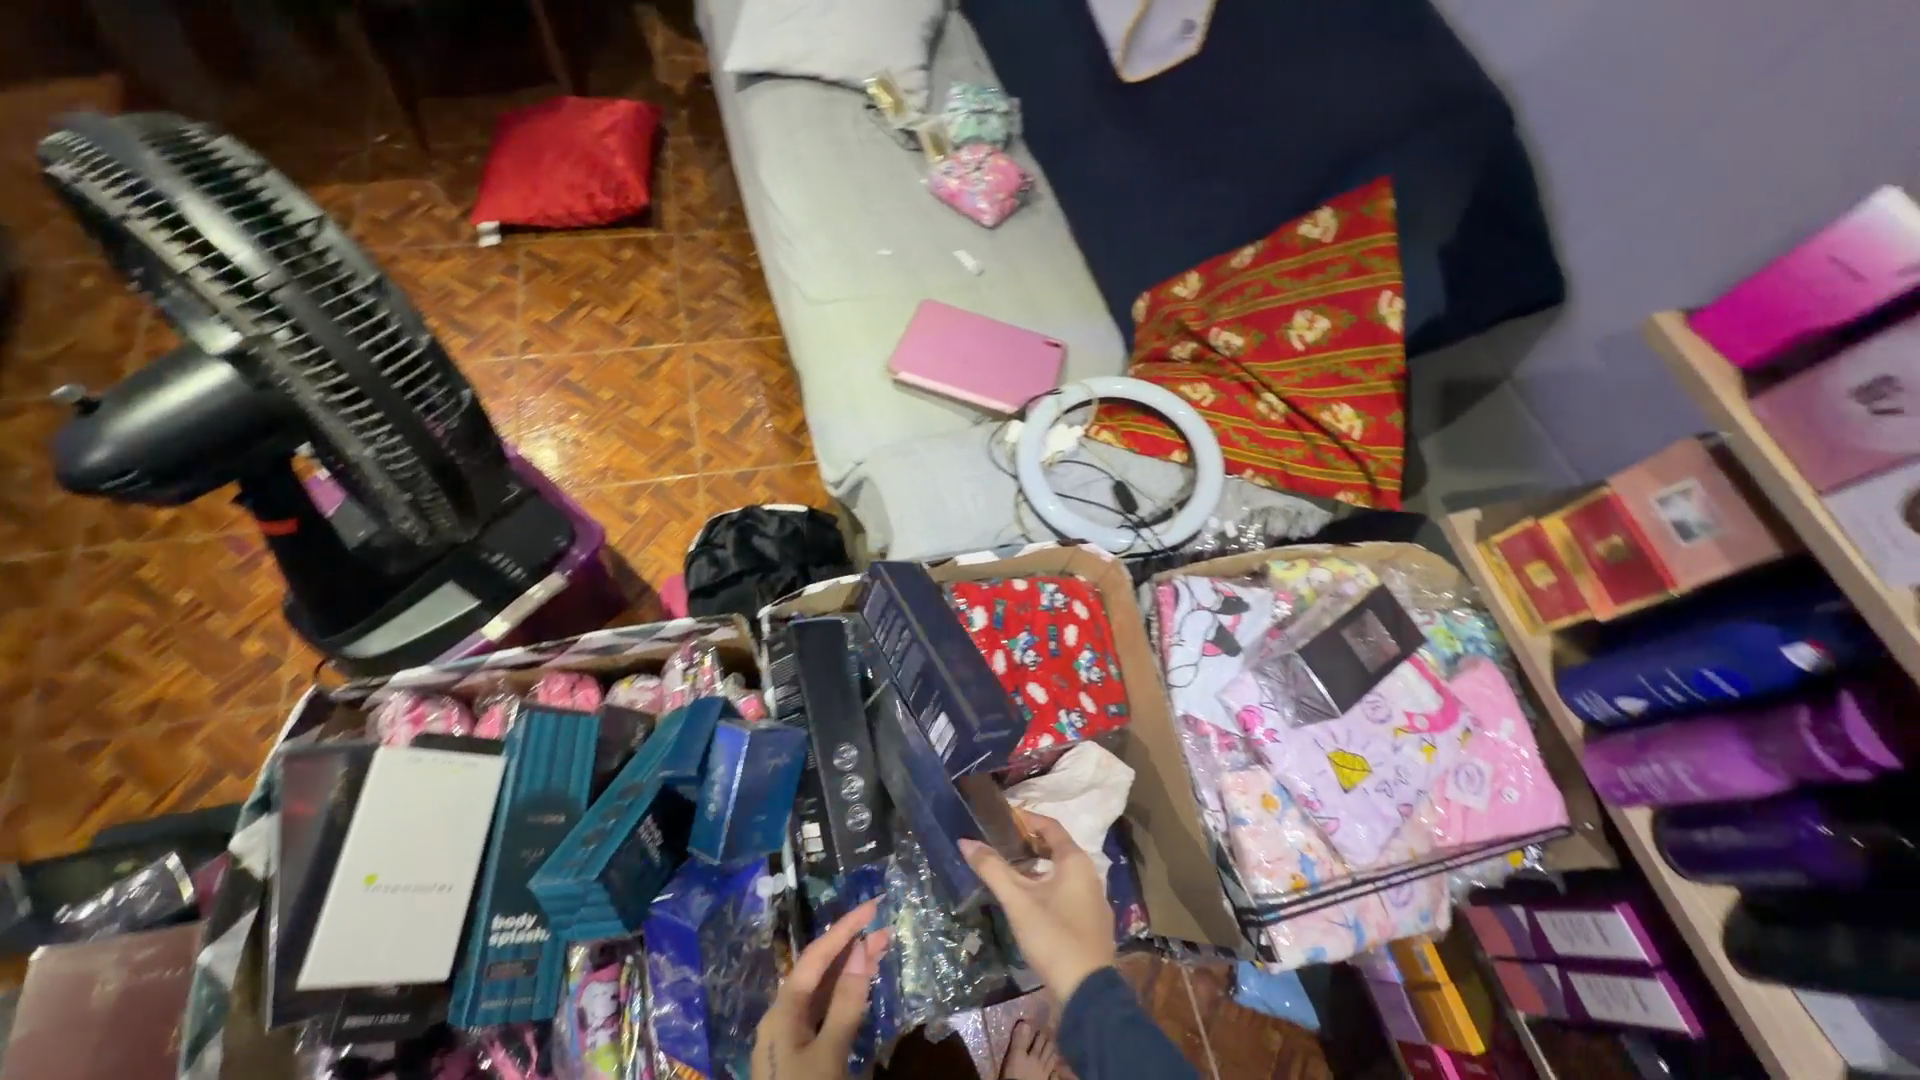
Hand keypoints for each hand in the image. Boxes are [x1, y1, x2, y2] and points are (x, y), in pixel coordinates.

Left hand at [752, 897, 890, 1079]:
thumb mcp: (830, 1053)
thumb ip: (846, 1003)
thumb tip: (862, 951)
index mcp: (782, 1010)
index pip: (816, 956)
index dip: (844, 928)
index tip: (873, 905)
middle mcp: (782, 1015)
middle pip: (818, 969)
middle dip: (851, 945)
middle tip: (886, 927)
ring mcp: (789, 1036)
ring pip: (821, 990)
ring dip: (850, 969)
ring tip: (881, 949)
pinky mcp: (799, 1055)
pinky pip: (822, 1011)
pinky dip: (844, 995)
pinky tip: (861, 988)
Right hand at [961, 810, 1116, 1000]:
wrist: (1086, 990)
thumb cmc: (1052, 936)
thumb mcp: (1018, 900)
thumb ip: (992, 868)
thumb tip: (965, 841)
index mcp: (1076, 861)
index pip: (1051, 826)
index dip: (1027, 818)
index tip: (1004, 817)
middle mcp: (1090, 875)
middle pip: (1058, 849)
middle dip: (1031, 843)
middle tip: (1002, 843)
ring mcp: (1094, 900)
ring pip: (1063, 873)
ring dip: (1039, 867)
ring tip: (1011, 871)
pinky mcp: (1092, 923)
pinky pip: (1068, 893)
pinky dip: (1049, 887)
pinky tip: (1030, 903)